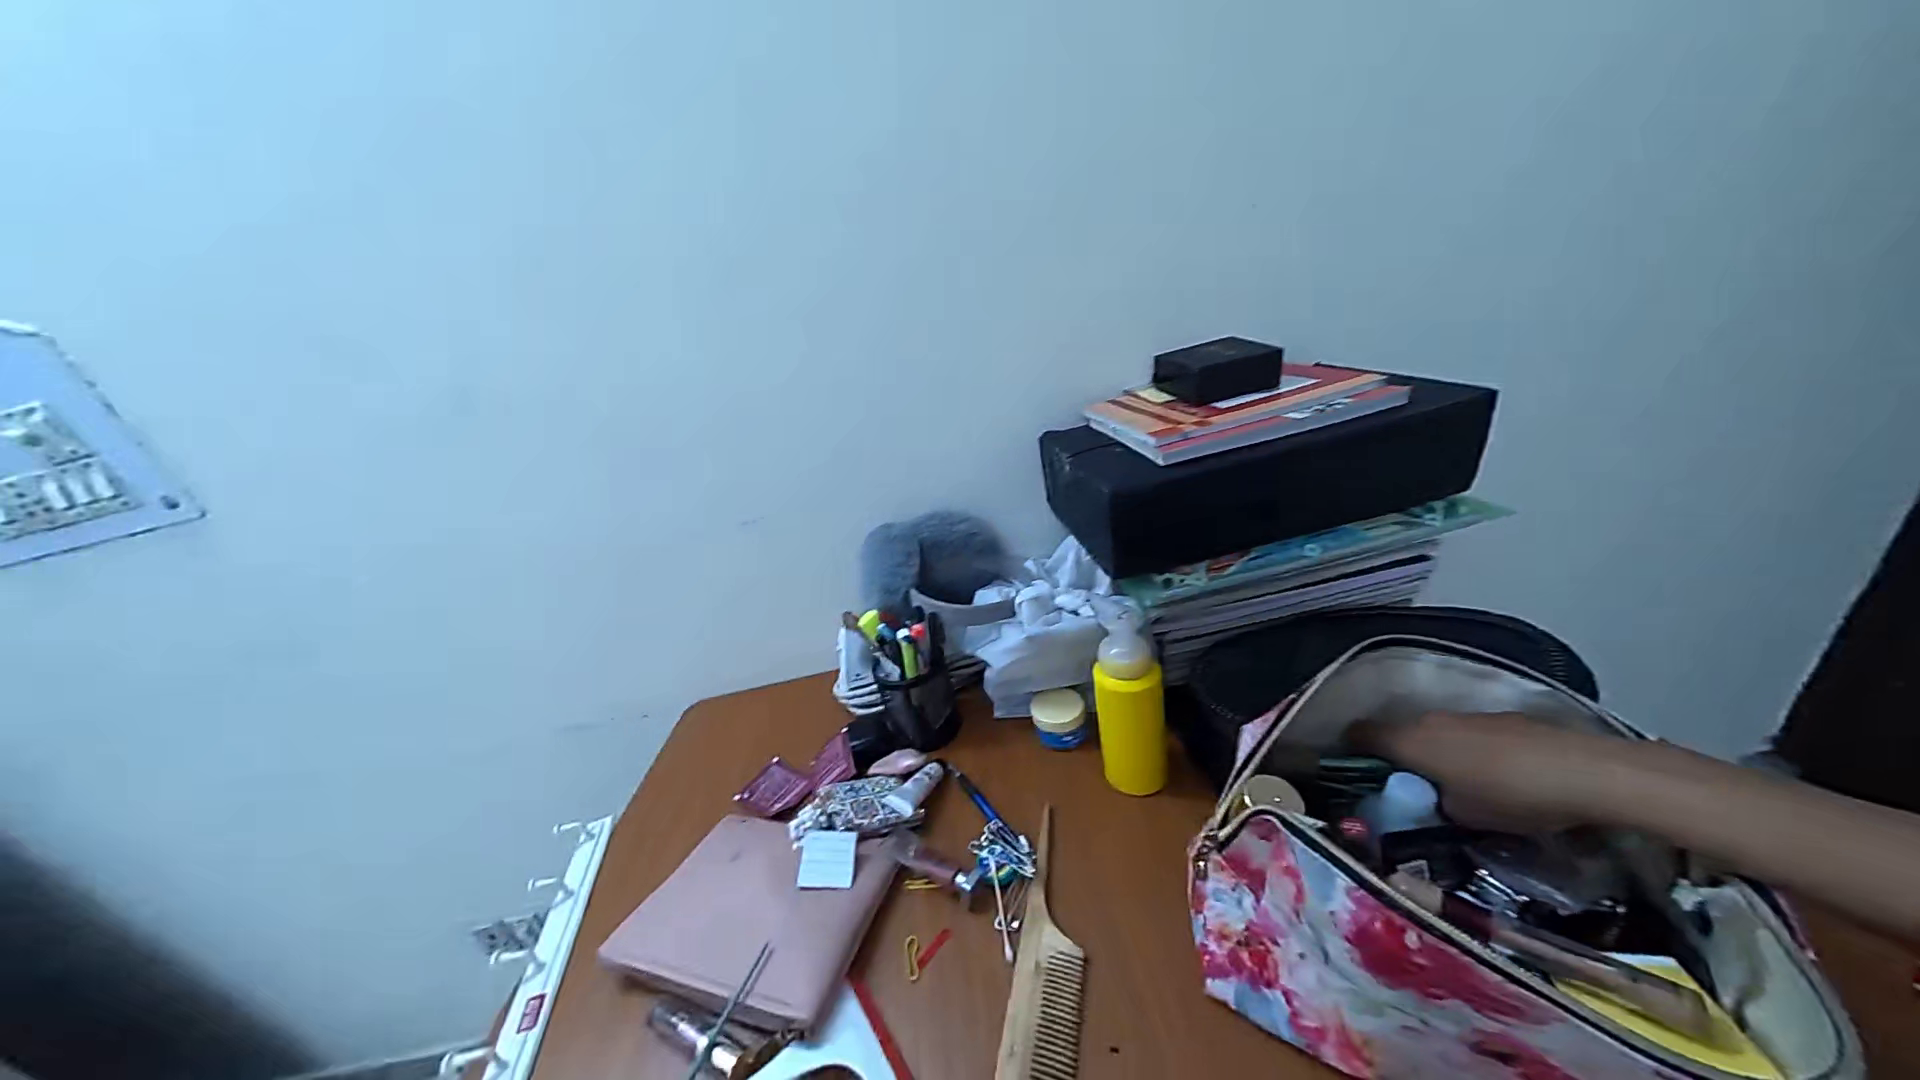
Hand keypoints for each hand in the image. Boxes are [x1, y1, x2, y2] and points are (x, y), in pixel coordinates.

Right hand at [1348, 711, 1626, 832]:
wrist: (1588, 772)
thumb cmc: (1510, 796)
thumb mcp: (1462, 816)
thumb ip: (1434, 804)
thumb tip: (1430, 800)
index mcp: (1408, 741)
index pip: (1358, 733)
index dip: (1352, 750)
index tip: (1359, 771)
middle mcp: (1429, 720)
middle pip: (1398, 732)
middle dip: (1400, 756)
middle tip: (1414, 787)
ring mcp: (1468, 715)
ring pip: (1436, 732)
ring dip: (1439, 752)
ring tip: (1462, 784)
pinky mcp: (1504, 718)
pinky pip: (1470, 733)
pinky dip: (1473, 750)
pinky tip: (1501, 776)